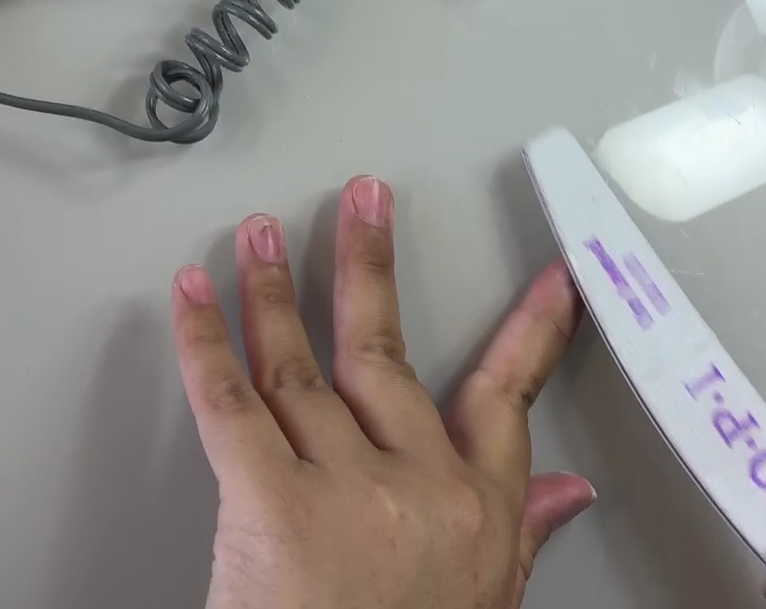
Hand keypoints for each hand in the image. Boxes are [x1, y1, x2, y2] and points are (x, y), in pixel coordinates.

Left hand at [169, 175, 594, 608]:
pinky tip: (190, 291)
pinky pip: (231, 403)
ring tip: (256, 232)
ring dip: (271, 289)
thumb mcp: (483, 607)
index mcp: (474, 513)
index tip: (546, 277)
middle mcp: (418, 486)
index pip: (508, 396)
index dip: (528, 330)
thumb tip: (574, 496)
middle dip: (368, 265)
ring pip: (299, 364)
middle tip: (361, 197)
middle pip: (382, 350)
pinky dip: (205, 340)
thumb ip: (522, 539)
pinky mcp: (274, 509)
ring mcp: (347, 493)